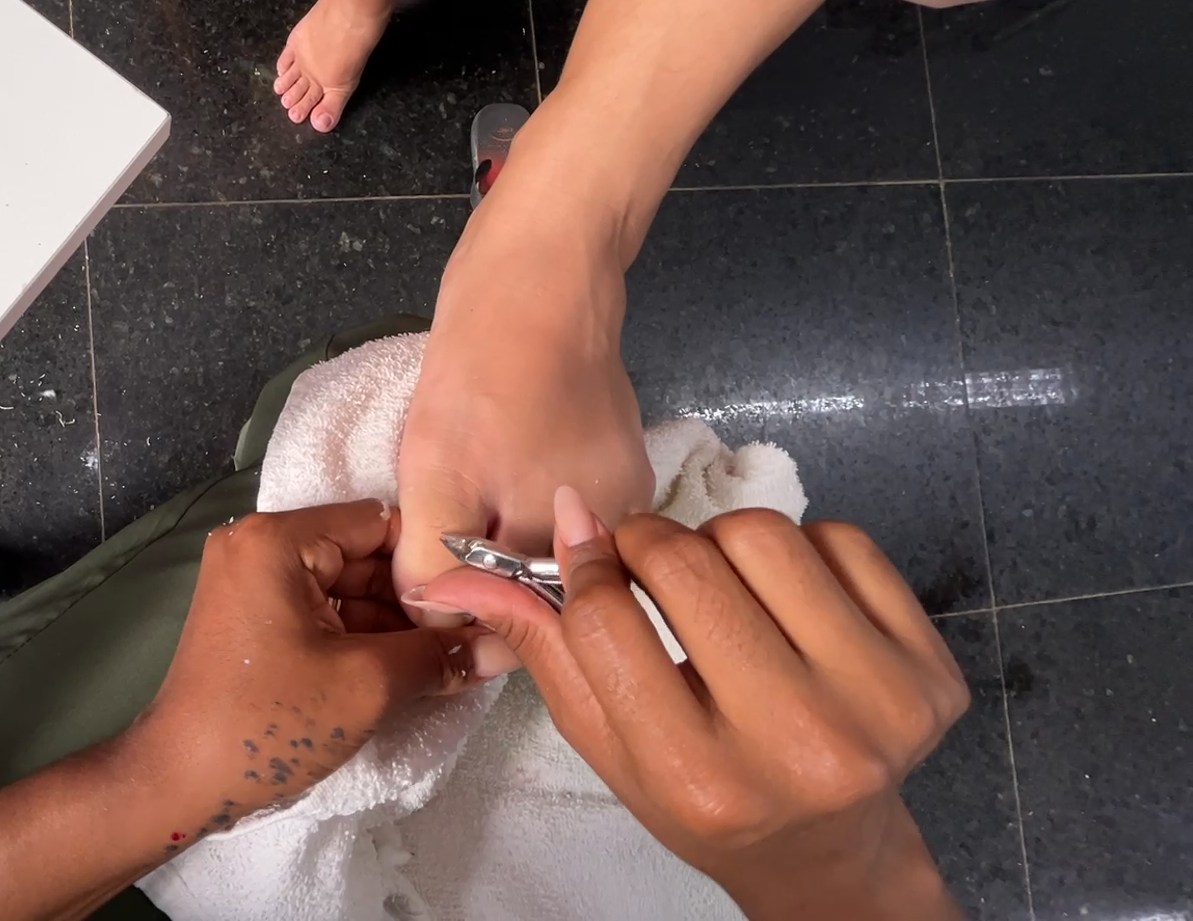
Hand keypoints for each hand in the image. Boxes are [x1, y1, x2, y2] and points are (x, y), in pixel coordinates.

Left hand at [124, 501, 478, 846]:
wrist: (178, 780)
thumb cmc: (267, 720)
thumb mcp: (365, 684)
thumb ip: (439, 656)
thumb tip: (504, 646)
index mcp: (276, 539)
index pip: (376, 522)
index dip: (429, 558)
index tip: (477, 593)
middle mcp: (259, 543)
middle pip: (359, 553)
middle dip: (413, 596)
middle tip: (472, 630)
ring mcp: (252, 577)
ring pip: (343, 584)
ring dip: (391, 619)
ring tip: (448, 652)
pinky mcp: (253, 611)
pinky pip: (319, 606)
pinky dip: (359, 632)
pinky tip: (406, 661)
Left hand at [397, 171, 652, 604]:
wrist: (537, 267)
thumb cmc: (482, 370)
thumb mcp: (438, 471)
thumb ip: (433, 555)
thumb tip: (429, 615)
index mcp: (588, 549)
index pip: (523, 620)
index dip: (465, 608)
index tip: (419, 580)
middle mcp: (621, 530)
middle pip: (534, 581)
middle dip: (474, 564)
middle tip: (431, 510)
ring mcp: (622, 486)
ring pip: (539, 539)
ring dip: (488, 525)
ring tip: (457, 475)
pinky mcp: (610, 449)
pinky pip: (551, 498)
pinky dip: (509, 492)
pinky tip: (488, 456)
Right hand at [415, 488, 968, 920]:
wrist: (825, 851)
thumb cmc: (688, 792)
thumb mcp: (594, 732)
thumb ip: (532, 642)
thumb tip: (448, 575)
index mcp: (696, 771)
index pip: (605, 614)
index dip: (582, 562)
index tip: (583, 551)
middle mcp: (799, 744)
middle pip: (684, 561)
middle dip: (644, 541)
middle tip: (644, 564)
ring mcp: (882, 705)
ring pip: (760, 534)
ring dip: (716, 540)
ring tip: (714, 585)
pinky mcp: (936, 672)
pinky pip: (842, 540)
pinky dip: (796, 548)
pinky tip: (781, 598)